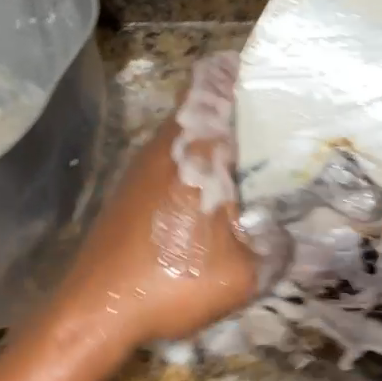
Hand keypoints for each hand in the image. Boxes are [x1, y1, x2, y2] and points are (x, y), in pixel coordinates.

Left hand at [52, 57, 264, 345]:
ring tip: (250, 167)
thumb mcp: (246, 276)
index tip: (264, 74)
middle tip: (274, 130)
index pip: (210, 82)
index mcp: (196, 148)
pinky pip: (167, 165)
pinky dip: (192, 171)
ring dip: (212, 146)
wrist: (96, 311)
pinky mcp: (126, 194)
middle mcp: (163, 146)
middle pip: (198, 107)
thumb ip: (276, 248)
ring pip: (182, 138)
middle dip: (235, 113)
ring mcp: (138, 169)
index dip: (234, 69)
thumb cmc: (173, 281)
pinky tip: (210, 204)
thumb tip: (285, 234)